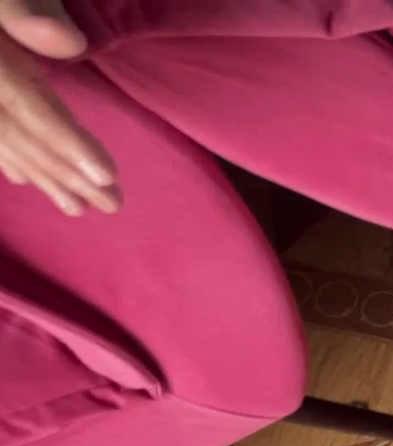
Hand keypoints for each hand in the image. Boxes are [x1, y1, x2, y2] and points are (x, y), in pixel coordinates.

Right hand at [0, 0, 118, 214]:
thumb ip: (21, 7)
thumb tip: (66, 42)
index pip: (17, 99)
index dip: (61, 137)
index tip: (107, 175)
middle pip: (6, 126)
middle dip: (59, 169)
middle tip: (111, 206)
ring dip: (35, 171)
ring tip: (77, 208)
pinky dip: (2, 153)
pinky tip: (23, 178)